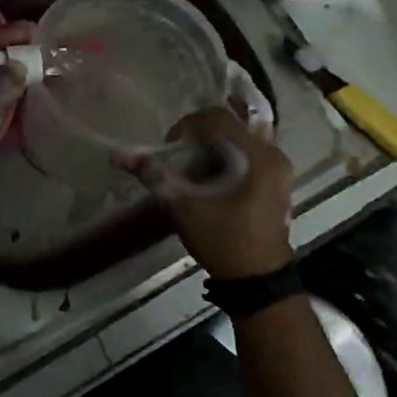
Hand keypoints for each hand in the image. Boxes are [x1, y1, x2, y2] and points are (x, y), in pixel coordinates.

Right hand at [120, 105, 292, 279]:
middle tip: (177, 160)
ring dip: (209, 147)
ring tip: (191, 171)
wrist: (257, 278)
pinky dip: (223, 158)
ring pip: (236, 138)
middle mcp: (272, 154)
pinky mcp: (274, 179)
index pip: (217, 117)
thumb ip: (154, 176)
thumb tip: (118, 155)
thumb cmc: (223, 241)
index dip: (186, 125)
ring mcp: (277, 166)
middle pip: (228, 125)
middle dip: (197, 138)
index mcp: (256, 156)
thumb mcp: (183, 208)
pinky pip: (245, 153)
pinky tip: (208, 181)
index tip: (169, 148)